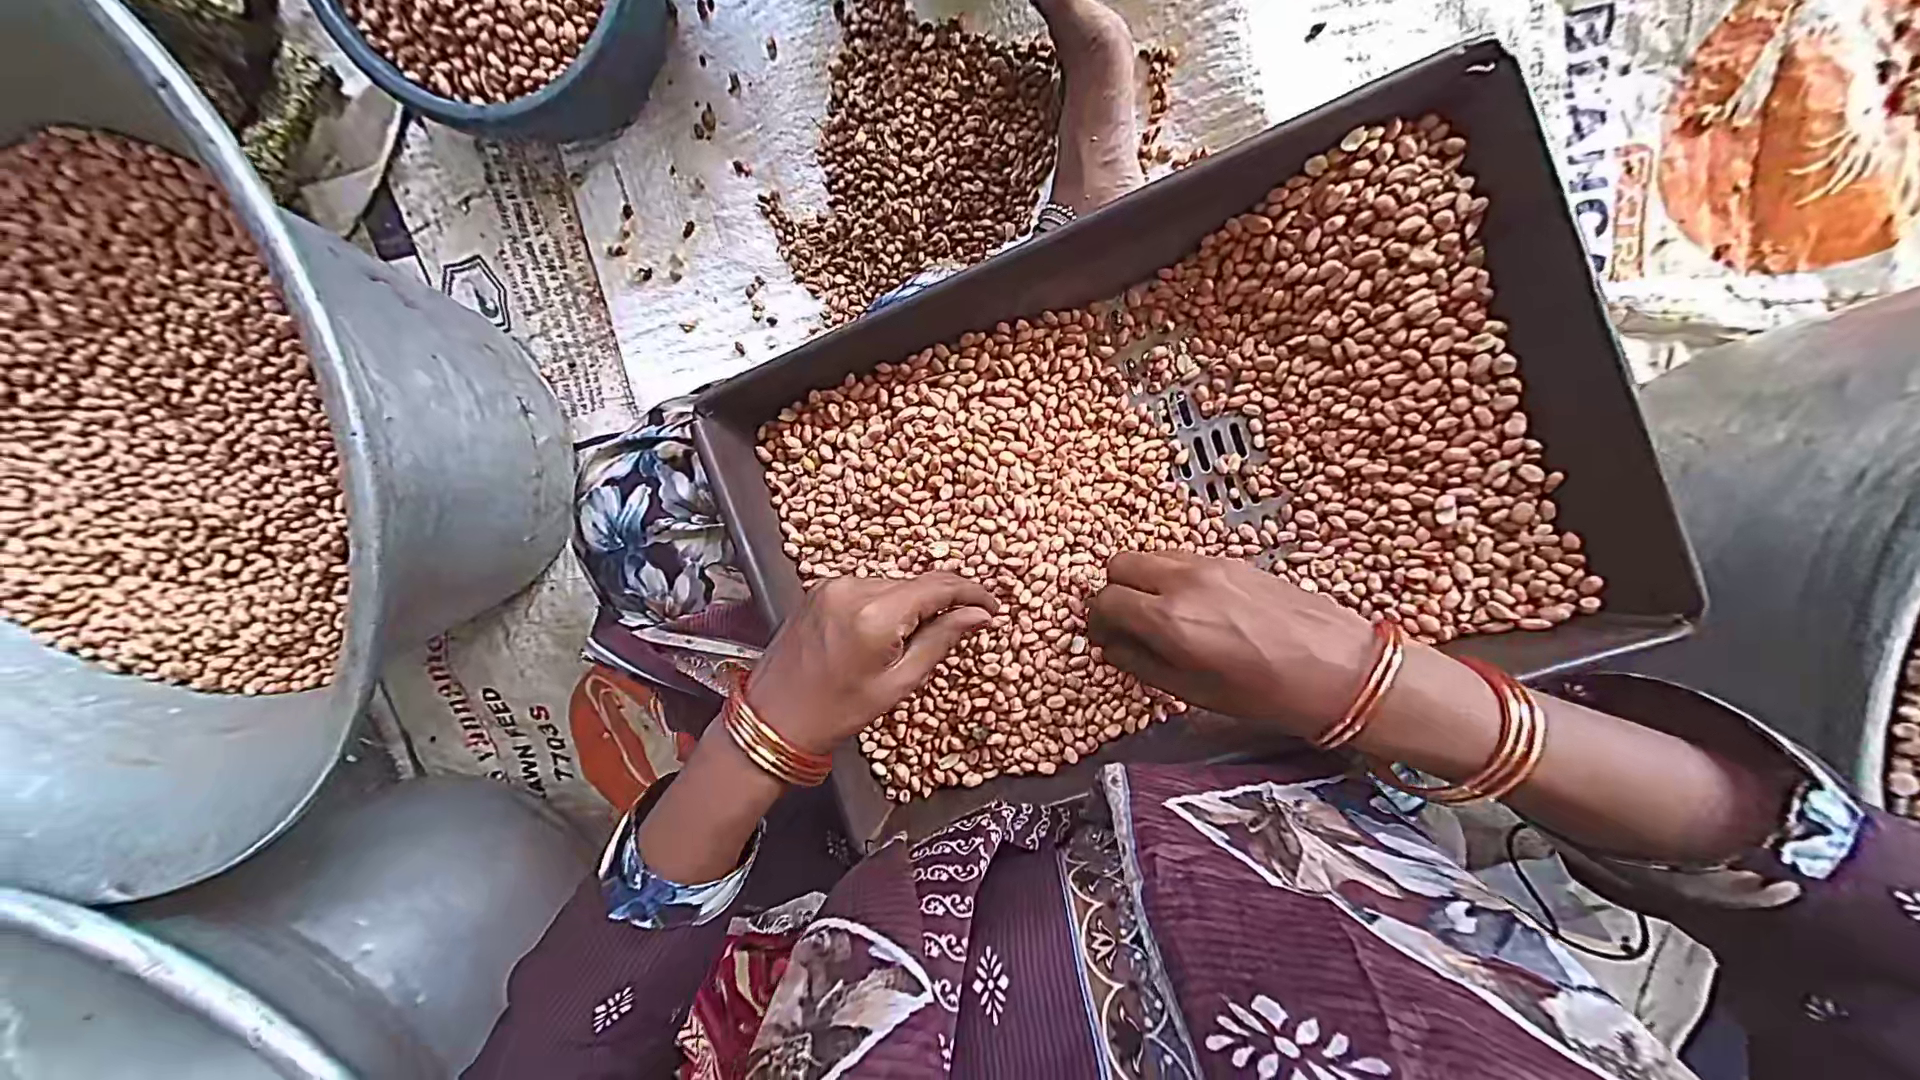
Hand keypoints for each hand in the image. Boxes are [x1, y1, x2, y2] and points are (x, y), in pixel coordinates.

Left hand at [745, 572, 999, 754]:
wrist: (773, 717)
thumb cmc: (836, 711)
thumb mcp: (899, 682)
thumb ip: (941, 639)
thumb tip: (979, 615)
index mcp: (875, 614)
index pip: (938, 586)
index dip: (971, 593)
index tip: (991, 606)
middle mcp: (852, 588)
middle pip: (916, 582)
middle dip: (943, 600)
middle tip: (962, 625)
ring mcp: (833, 585)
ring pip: (894, 583)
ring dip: (914, 602)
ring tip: (914, 638)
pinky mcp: (821, 588)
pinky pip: (869, 586)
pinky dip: (887, 602)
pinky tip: (886, 630)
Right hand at [1086, 551, 1376, 738]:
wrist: (1345, 670)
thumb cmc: (1268, 693)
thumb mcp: (1194, 692)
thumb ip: (1141, 664)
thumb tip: (1112, 646)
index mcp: (1168, 619)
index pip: (1105, 599)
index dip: (1097, 620)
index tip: (1105, 635)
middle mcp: (1183, 581)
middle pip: (1120, 564)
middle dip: (1114, 590)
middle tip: (1127, 619)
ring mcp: (1210, 564)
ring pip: (1151, 555)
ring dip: (1142, 579)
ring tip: (1160, 612)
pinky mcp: (1234, 559)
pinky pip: (1182, 557)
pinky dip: (1171, 575)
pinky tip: (1193, 605)